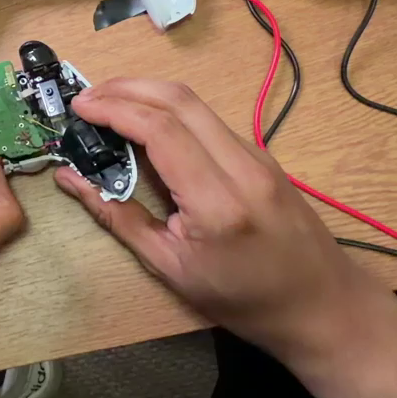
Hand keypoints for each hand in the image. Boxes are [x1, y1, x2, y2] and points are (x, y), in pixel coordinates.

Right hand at [53, 79, 389, 362]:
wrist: (326, 310)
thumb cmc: (243, 301)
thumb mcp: (170, 268)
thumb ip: (117, 216)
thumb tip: (70, 178)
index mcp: (217, 202)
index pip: (160, 131)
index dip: (114, 110)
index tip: (79, 108)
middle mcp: (242, 166)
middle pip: (178, 99)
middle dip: (125, 87)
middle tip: (85, 98)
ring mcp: (257, 156)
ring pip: (194, 102)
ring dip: (145, 92)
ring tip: (105, 103)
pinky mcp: (260, 156)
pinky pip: (206, 118)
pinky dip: (166, 108)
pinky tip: (143, 123)